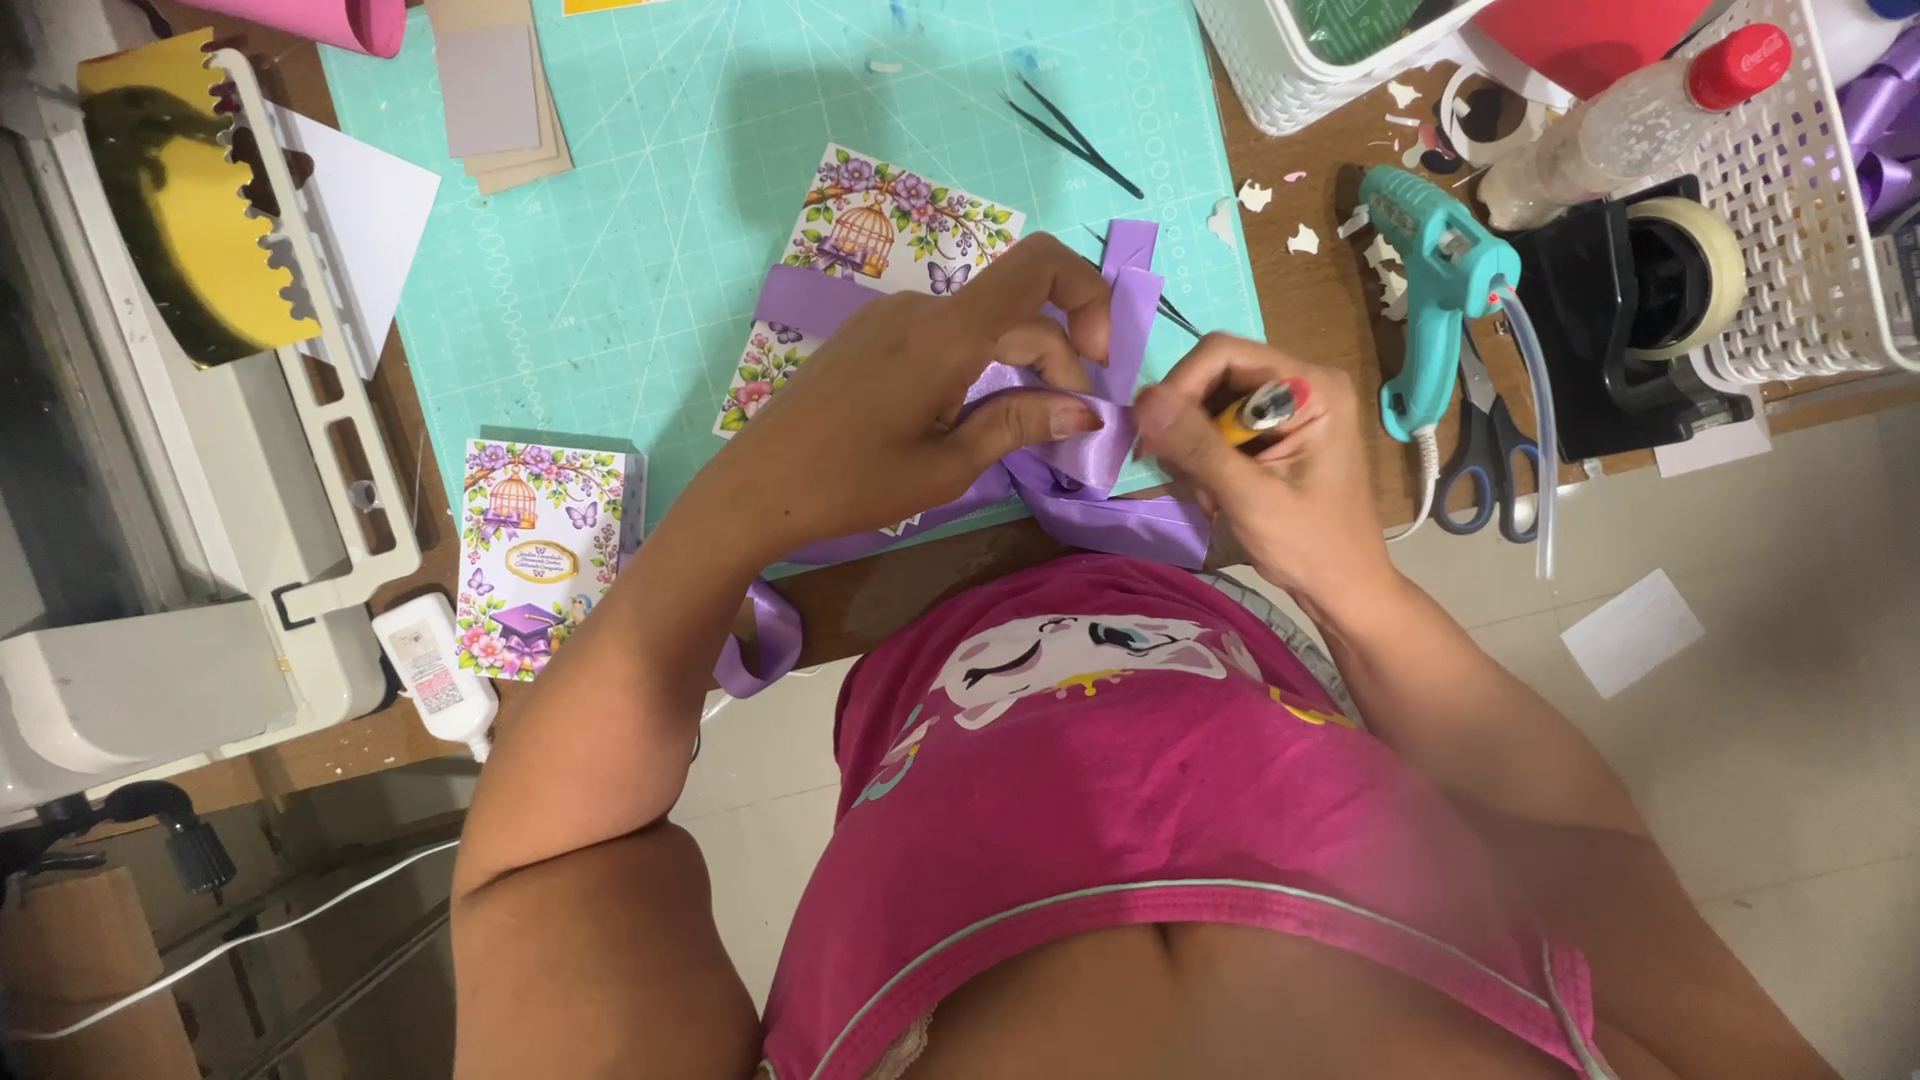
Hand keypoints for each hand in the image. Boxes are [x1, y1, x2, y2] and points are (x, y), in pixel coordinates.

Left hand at [678, 233, 1113, 565]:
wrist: (757, 487)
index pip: (1041, 267)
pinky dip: (978, 361)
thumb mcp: (946, 467)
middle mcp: (921, 308)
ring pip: (981, 321)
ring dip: (1018, 360)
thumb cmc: (852, 486)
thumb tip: (1086, 409)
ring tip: (1024, 421)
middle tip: (1068, 419)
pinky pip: (944, 333)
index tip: (1095, 373)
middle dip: (1058, 355)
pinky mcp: (871, 335)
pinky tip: (972, 409)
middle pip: (1017, 304)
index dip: (1089, 303)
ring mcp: (890, 316)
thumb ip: (1018, 424)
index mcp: (946, 334)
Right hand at [1134, 334, 1396, 608]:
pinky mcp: (1272, 432)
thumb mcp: (1248, 496)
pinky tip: (1216, 494)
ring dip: (1193, 450)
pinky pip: (1216, 429)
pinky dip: (1203, 461)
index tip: (1154, 436)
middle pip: (1212, 377)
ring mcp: (1286, 409)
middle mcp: (1300, 384)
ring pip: (1207, 405)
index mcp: (1312, 387)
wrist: (1341, 587)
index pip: (1223, 354)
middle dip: (1187, 426)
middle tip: (1182, 475)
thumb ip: (1197, 446)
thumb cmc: (1309, 544)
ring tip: (1209, 494)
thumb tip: (1143, 400)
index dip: (1180, 386)